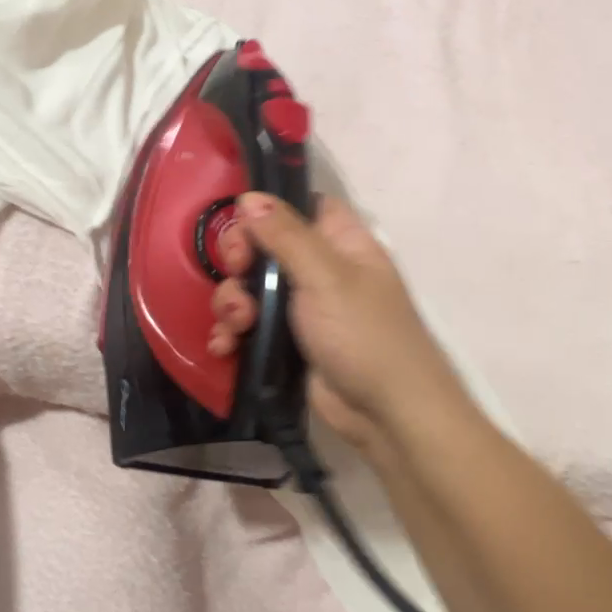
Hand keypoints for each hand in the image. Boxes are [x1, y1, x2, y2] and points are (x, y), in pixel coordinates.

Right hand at [208, 193, 468, 455]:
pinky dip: (231, 333)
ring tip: (238, 325)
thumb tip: (249, 197)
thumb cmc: (365, 334)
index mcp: (340, 242)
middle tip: (237, 273)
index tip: (243, 222)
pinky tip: (224, 347)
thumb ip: (285, 235)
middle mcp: (318, 269)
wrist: (386, 415)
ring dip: (232, 303)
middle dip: (239, 261)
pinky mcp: (283, 343)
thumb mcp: (326, 276)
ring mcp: (300, 309)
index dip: (268, 210)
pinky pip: (246, 326)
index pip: (299, 207)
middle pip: (262, 246)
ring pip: (248, 288)